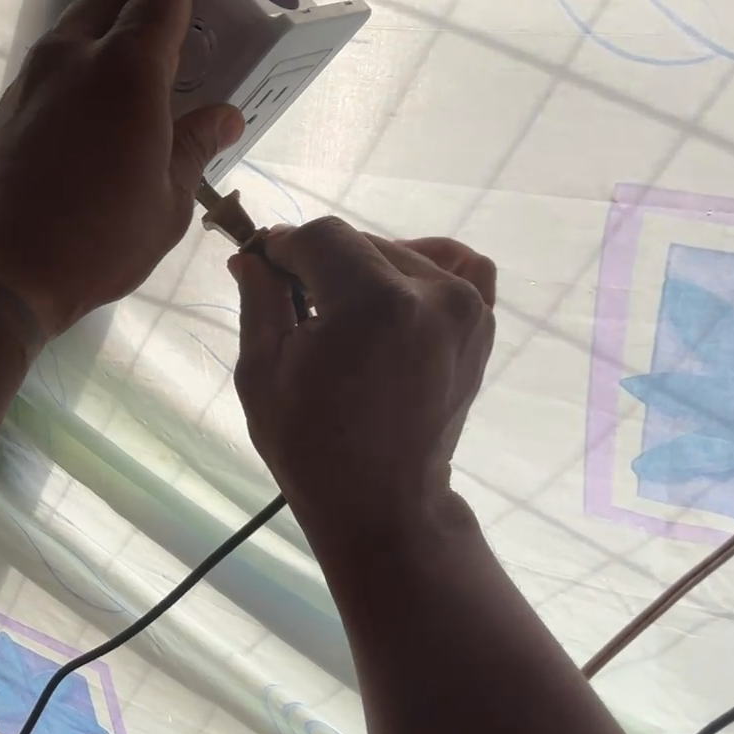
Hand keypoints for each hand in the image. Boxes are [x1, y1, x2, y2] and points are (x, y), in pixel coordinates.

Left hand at [0, 0, 244, 337]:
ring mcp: (23, 89)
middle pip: (104, 5)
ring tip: (113, 102)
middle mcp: (69, 62)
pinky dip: (63, 89)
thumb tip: (222, 118)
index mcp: (125, 70)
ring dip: (93, 51)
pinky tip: (73, 136)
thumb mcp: (166, 205)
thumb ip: (194, 150)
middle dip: (131, 11)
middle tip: (154, 52)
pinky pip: (38, 84)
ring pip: (64, 42)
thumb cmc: (95, 244)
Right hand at [231, 217, 497, 542]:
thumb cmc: (306, 443)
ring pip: (398, 251)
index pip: (320, 236)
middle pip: (357, 241)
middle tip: (290, 305)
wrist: (379, 497)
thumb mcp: (260, 372)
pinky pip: (456, 264)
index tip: (259, 271)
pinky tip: (390, 295)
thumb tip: (250, 256)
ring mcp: (467, 305)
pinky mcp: (482, 321)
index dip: (282, 247)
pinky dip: (419, 266)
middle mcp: (431, 291)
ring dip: (359, 269)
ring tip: (336, 314)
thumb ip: (259, 301)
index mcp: (371, 303)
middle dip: (315, 261)